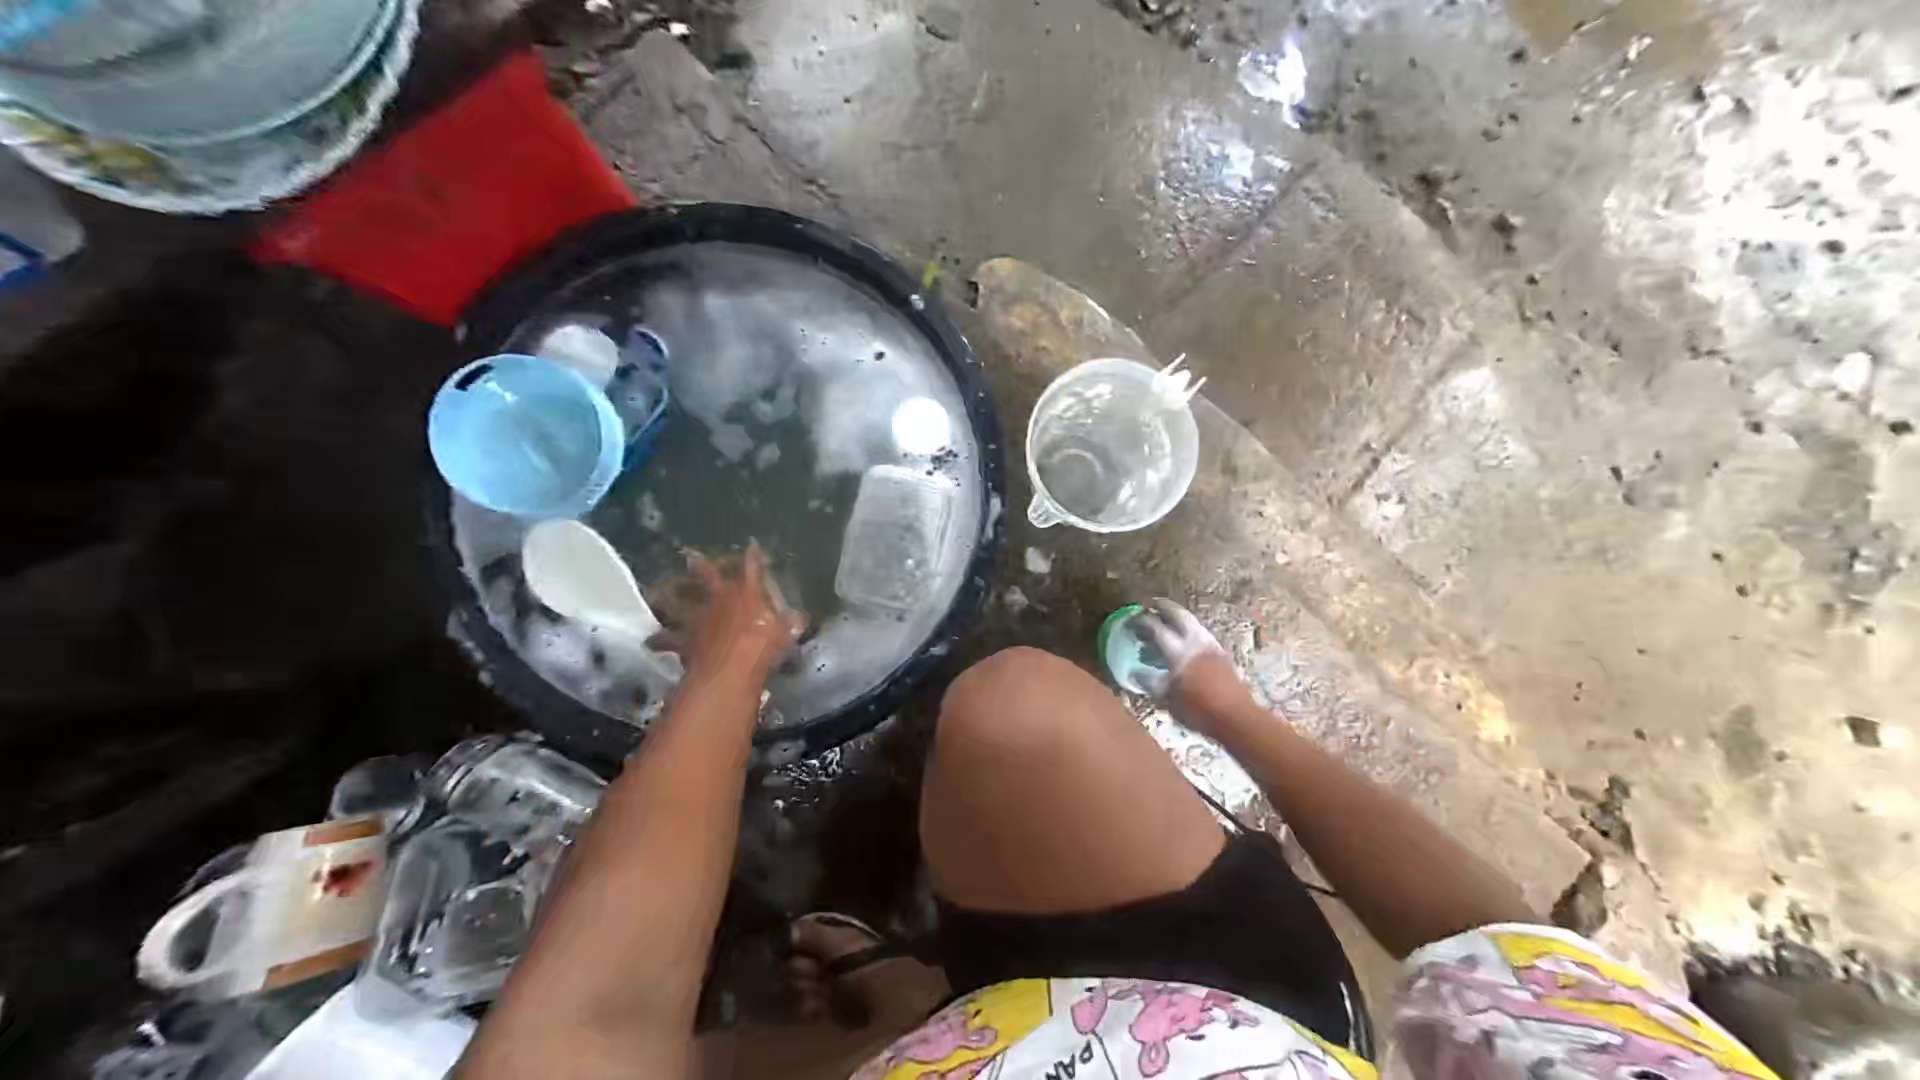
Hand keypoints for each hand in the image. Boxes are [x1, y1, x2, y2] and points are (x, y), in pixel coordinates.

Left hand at [648, 541, 804, 682]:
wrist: (730, 670)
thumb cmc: (762, 649)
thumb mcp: (785, 635)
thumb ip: (790, 624)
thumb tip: (799, 618)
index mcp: (747, 594)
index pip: (753, 569)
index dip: (753, 556)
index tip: (752, 544)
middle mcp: (720, 598)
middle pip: (707, 576)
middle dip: (700, 565)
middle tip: (689, 553)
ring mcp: (697, 617)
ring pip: (678, 602)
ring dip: (667, 596)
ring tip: (657, 591)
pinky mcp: (682, 638)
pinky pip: (666, 638)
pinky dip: (658, 640)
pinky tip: (649, 641)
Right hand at [1136, 598, 1251, 736]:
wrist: (1236, 717)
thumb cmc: (1198, 711)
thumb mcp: (1166, 699)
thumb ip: (1149, 682)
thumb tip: (1135, 672)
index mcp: (1178, 652)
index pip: (1156, 628)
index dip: (1141, 621)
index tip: (1131, 620)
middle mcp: (1195, 642)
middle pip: (1179, 615)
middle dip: (1163, 606)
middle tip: (1151, 604)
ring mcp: (1211, 645)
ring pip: (1193, 622)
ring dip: (1178, 616)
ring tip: (1167, 619)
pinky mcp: (1221, 653)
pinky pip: (1201, 633)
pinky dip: (1189, 629)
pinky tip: (1185, 639)